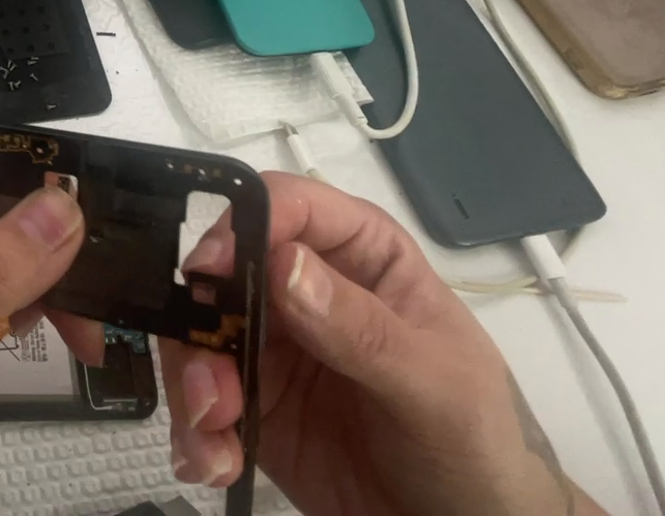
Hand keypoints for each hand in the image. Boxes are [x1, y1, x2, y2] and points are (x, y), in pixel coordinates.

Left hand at [0, 166, 96, 507]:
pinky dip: (48, 302)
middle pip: (26, 208)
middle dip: (65, 260)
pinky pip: (24, 269)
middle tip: (88, 323)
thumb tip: (59, 206)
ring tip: (78, 339)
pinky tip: (52, 333)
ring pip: (34, 241)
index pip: (6, 175)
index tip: (96, 261)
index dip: (57, 207)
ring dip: (62, 288)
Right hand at [162, 171, 604, 514]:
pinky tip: (217, 460)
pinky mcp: (242, 395)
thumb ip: (361, 327)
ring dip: (190, 382)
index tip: (212, 269)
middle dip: (199, 320)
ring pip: (192, 330)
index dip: (243, 223)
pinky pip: (193, 393)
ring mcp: (264, 340)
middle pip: (218, 266)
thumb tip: (282, 263)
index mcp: (356, 254)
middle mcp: (296, 285)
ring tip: (217, 433)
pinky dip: (193, 426)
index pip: (288, 204)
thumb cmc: (474, 446)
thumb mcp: (436, 387)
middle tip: (208, 379)